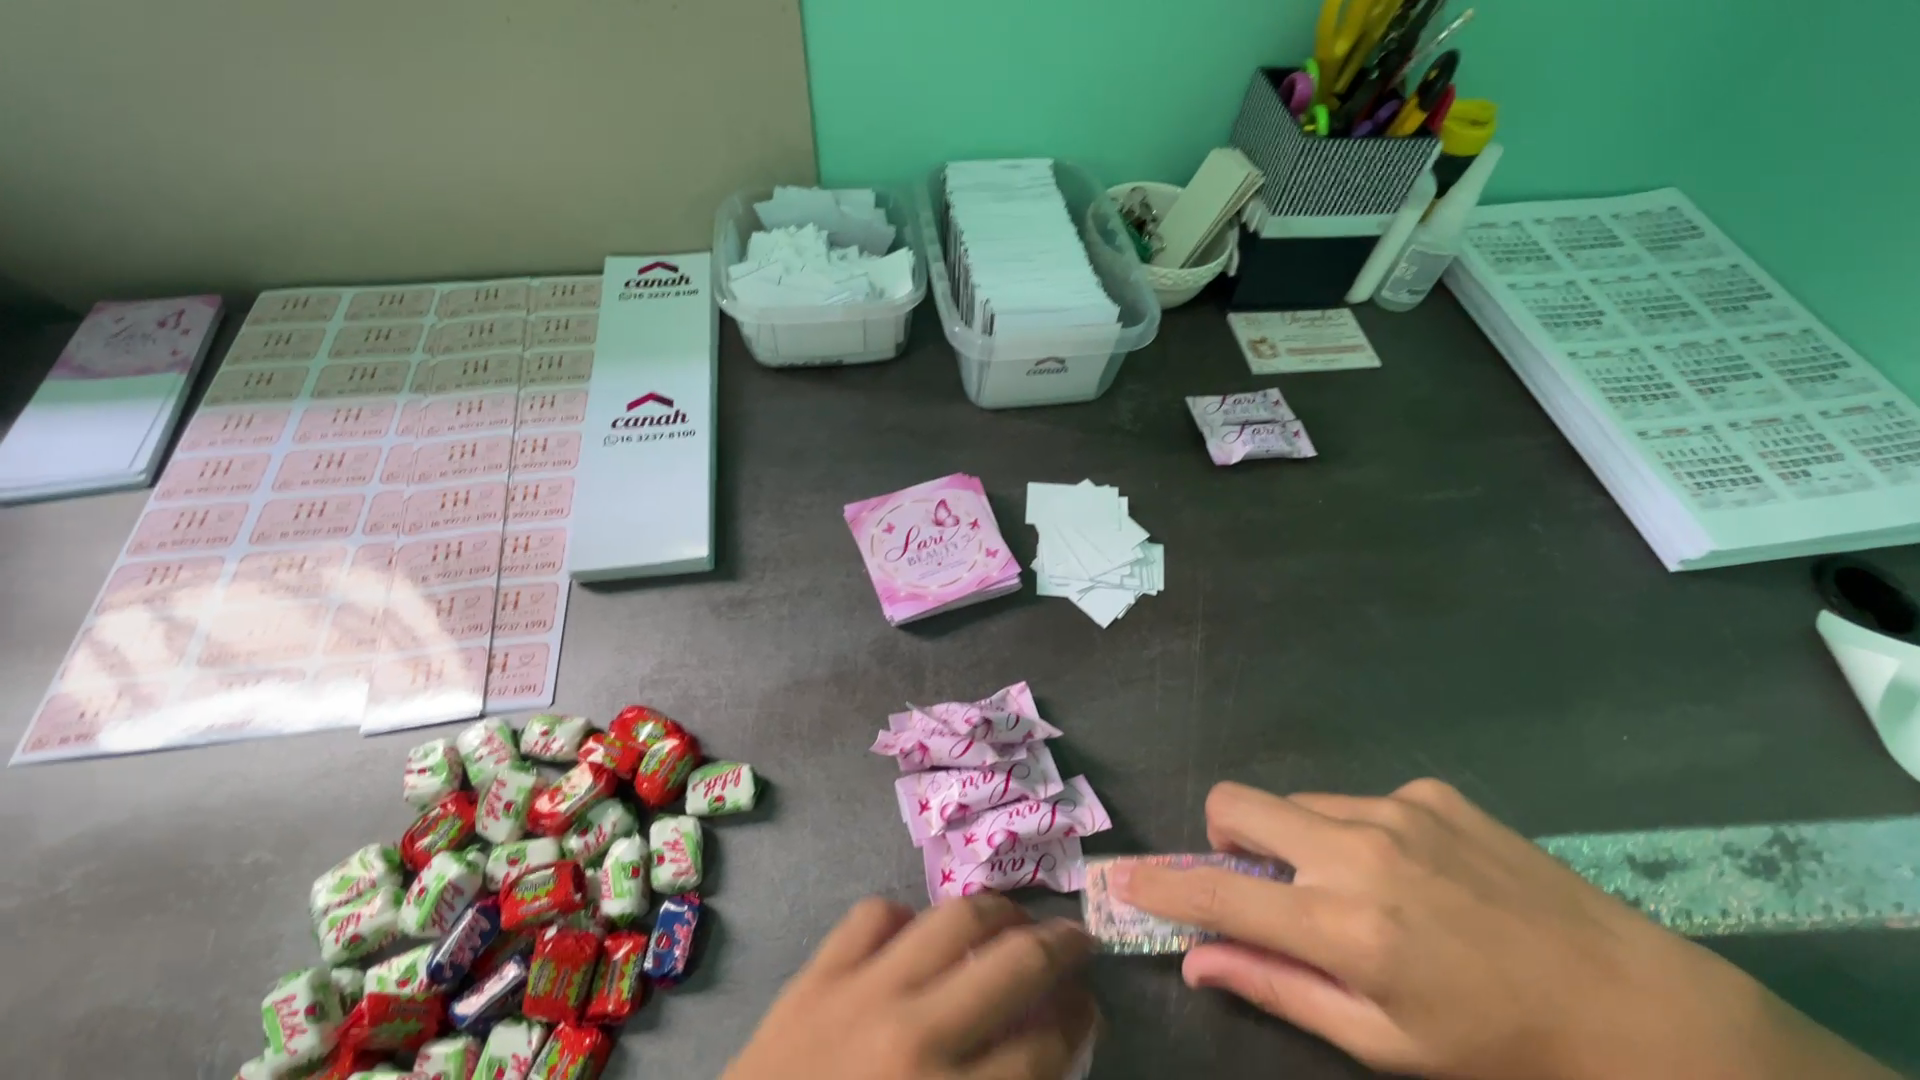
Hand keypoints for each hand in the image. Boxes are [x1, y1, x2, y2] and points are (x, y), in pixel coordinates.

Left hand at [723, 894, 1097, 1079]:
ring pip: (953, 920)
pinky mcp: (814, 976)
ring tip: (1015, 919)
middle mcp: (917, 1037)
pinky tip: (918, 934)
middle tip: (1078, 942)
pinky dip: (905, 917)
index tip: (1086, 1005)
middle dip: (1064, 946)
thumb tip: (1050, 1046)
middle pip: (1016, 964)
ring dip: (1000, 912)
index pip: (1047, 1044)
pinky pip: (873, 915)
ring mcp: (862, 995)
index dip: (1081, 1018)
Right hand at [1118, 780, 1898, 1079]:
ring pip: (1297, 803)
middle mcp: (1358, 848)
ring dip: (1297, 842)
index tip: (1119, 876)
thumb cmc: (1500, 1047)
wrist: (1637, 1004)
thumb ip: (1278, 988)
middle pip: (1238, 803)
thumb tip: (1194, 960)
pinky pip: (1359, 801)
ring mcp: (1398, 808)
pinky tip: (1417, 877)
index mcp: (1344, 924)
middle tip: (1262, 886)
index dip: (1157, 883)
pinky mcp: (1433, 792)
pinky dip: (1357, 835)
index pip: (1215, 892)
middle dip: (1225, 838)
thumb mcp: (1383, 1044)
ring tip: (1359, 894)